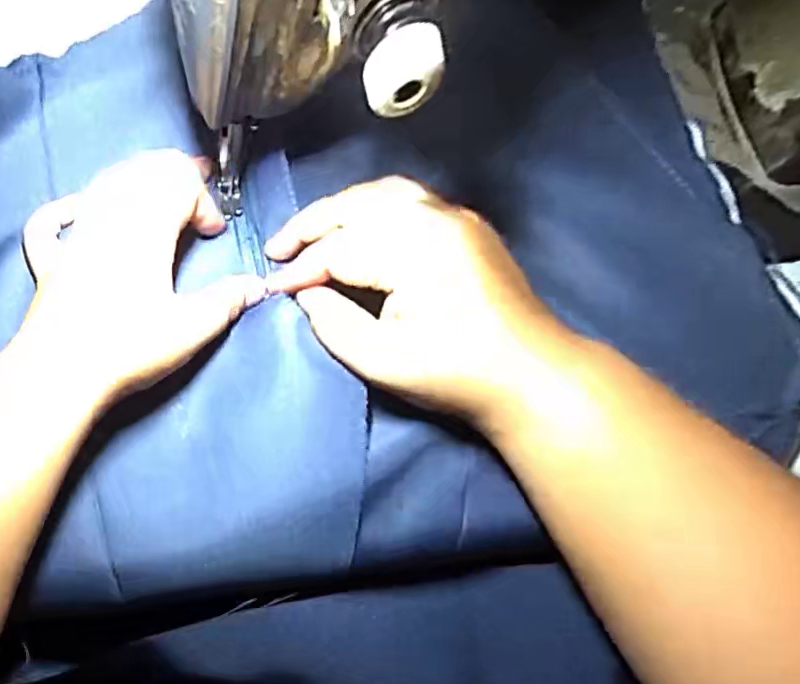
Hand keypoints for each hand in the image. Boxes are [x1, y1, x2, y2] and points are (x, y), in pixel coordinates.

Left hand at [12, 149, 266, 409]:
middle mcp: (108, 216)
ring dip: (133, 181)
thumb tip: (257, 286)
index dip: (204, 200)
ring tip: (153, 199)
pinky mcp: (49, 261)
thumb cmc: (128, 347)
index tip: (213, 233)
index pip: (179, 180)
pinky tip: (77, 210)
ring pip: (103, 183)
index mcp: (146, 224)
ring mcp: (74, 235)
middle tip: (194, 200)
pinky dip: (67, 208)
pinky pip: (52, 219)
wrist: (63, 372)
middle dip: (174, 177)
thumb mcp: (190, 328)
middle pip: (143, 169)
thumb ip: (226, 301)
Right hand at [264, 177, 590, 430]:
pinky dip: (373, 210)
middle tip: (277, 248)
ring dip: (341, 211)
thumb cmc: (451, 374)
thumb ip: (333, 323)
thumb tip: (305, 295)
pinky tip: (356, 230)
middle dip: (312, 224)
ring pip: (383, 194)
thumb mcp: (379, 360)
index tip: (273, 289)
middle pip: (358, 204)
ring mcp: (456, 216)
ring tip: (309, 234)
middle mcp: (435, 217)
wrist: (527, 373)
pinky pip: (409, 201)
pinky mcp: (467, 226)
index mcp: (413, 248)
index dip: (302, 269)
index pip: (340, 248)